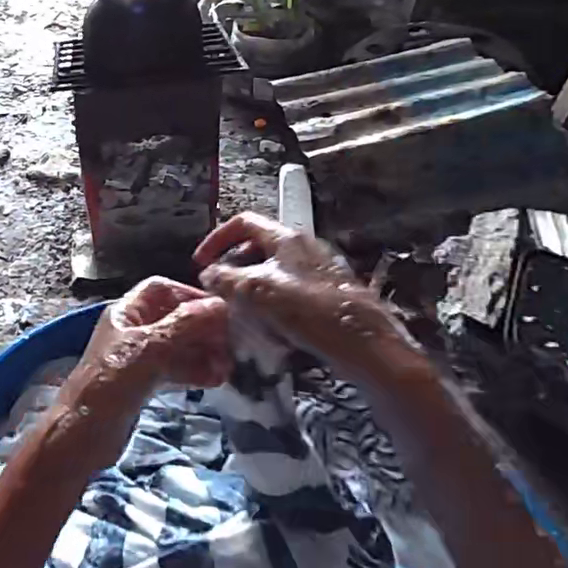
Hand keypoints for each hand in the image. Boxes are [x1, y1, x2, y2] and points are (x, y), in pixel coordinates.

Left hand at [44, 277, 230, 472]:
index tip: (221, 313)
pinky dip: (194, 371)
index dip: (191, 296)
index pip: (163, 289)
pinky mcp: (143, 384)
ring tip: (227, 368)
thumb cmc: (109, 386)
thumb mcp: (148, 350)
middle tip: (230, 346)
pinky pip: (175, 369)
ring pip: (178, 345)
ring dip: (203, 352)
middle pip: (175, 317)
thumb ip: (184, 326)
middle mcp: (132, 330)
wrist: (80, 438)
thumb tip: (220, 304)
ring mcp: (138, 358)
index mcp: (126, 312)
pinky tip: (215, 380)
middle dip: (203, 329)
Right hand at [195, 213, 424, 377]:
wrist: (365, 345)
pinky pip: (289, 291)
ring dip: (251, 288)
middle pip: (257, 247)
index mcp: (287, 238)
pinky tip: (269, 327)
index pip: (243, 222)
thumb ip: (226, 279)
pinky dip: (271, 302)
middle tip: (220, 290)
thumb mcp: (257, 292)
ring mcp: (318, 270)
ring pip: (273, 272)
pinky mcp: (328, 294)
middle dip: (233, 267)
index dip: (217, 239)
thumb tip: (208, 274)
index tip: (202, 262)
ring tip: (241, 312)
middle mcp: (304, 248)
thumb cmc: (309, 311)